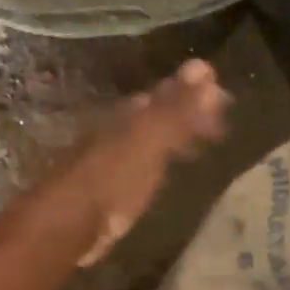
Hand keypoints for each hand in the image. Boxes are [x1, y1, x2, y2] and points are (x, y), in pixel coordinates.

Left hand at [52, 60, 232, 265]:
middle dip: (184, 110)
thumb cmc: (110, 179)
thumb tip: (202, 66)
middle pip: (154, 114)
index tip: (221, 90)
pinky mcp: (112, 188)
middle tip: (219, 113)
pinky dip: (162, 159)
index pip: (162, 94)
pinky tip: (168, 168)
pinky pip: (144, 163)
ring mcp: (112, 159)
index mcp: (125, 117)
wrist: (68, 224)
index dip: (189, 90)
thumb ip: (175, 110)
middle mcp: (116, 131)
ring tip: (204, 137)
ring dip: (175, 133)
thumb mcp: (147, 141)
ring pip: (149, 137)